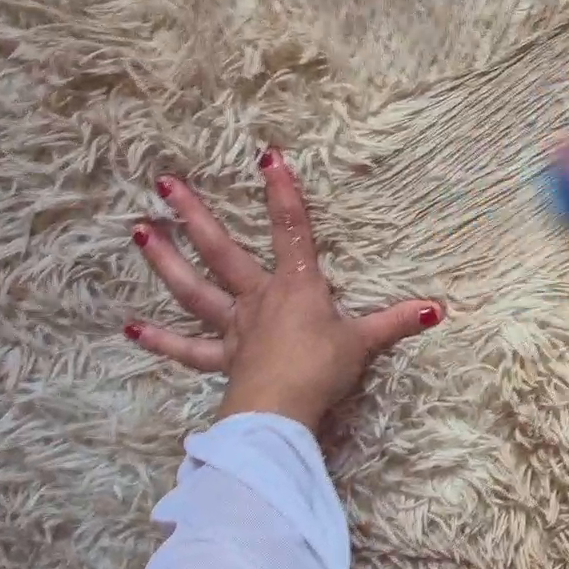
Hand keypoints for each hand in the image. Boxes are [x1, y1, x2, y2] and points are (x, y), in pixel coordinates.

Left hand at [124, 147, 442, 431]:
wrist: (281, 412)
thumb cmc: (322, 368)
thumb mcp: (366, 341)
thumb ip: (397, 321)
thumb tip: (439, 308)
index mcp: (296, 286)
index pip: (291, 229)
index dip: (282, 193)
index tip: (267, 157)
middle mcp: (258, 298)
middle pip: (221, 251)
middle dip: (195, 216)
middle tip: (164, 185)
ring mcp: (234, 328)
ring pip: (193, 290)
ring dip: (164, 262)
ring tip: (138, 232)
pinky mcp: (222, 359)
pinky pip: (188, 348)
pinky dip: (161, 339)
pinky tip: (130, 327)